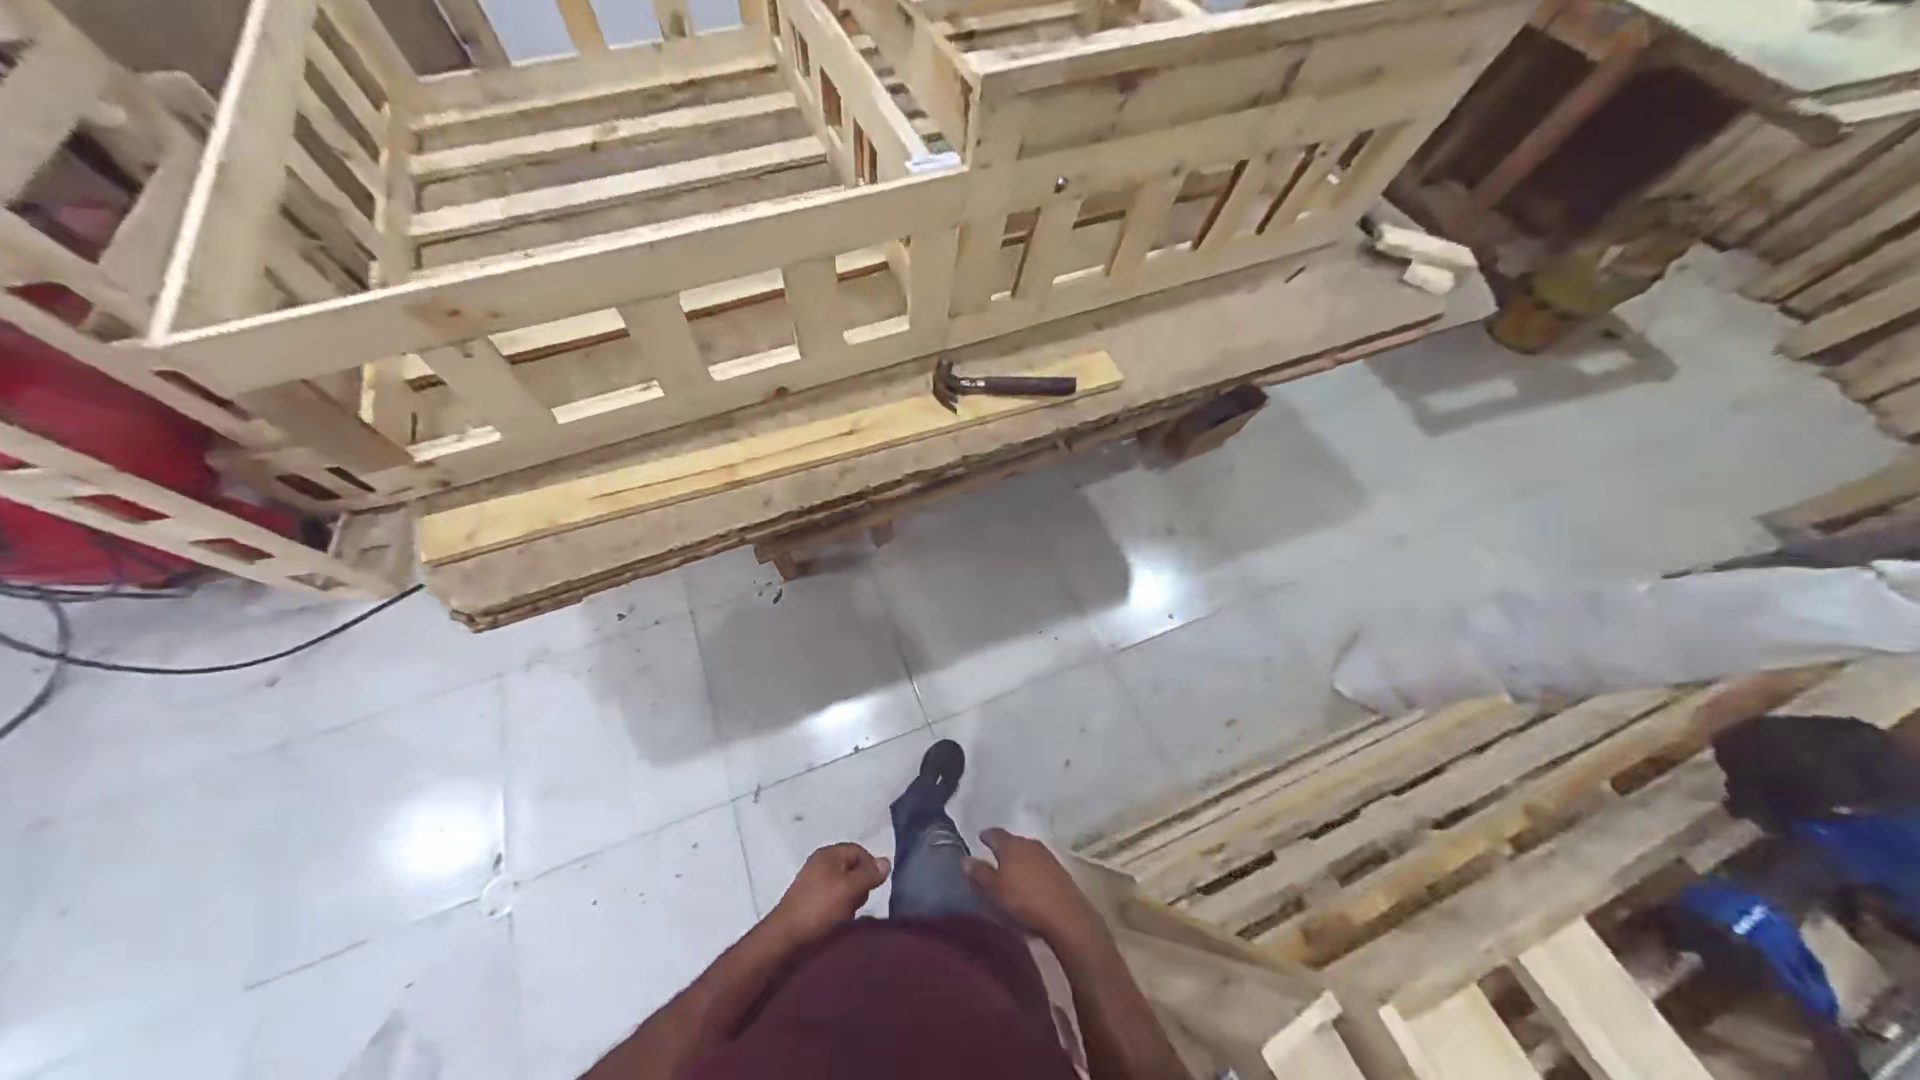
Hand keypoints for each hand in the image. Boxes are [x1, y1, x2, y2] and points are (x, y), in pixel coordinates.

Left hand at [768, 843, 889, 943]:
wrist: (785, 938)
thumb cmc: (820, 908)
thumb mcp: (850, 888)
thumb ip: (870, 874)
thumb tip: (886, 862)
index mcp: (829, 853)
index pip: (859, 851)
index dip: (871, 867)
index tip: (874, 887)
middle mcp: (820, 863)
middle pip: (852, 868)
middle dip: (860, 886)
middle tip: (858, 903)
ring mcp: (812, 882)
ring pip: (843, 886)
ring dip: (850, 900)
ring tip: (846, 916)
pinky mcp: (808, 901)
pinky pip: (832, 900)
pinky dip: (838, 909)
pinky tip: (836, 922)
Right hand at [964, 828, 1104, 947]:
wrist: (1067, 917)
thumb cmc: (1024, 901)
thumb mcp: (994, 890)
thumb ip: (979, 873)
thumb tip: (966, 859)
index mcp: (1011, 845)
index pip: (995, 833)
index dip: (986, 835)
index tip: (981, 838)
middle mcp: (1029, 843)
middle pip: (1012, 841)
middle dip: (1003, 847)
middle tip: (993, 856)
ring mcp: (1047, 855)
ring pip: (1026, 851)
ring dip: (1018, 857)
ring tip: (1010, 869)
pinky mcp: (1059, 869)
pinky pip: (1038, 863)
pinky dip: (1030, 867)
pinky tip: (1029, 880)